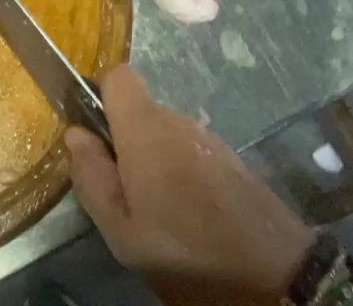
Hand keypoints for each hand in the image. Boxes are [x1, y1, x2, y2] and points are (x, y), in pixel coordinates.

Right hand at [66, 65, 315, 305]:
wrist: (276, 277)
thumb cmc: (186, 252)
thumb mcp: (123, 232)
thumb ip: (92, 178)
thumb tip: (75, 133)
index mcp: (146, 128)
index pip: (118, 75)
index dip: (100, 94)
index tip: (93, 133)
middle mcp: (178, 120)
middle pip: (139, 111)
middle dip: (125, 141)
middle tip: (123, 191)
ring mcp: (208, 138)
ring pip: (164, 133)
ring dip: (153, 160)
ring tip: (157, 210)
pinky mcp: (231, 159)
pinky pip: (189, 151)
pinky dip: (180, 172)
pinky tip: (187, 215)